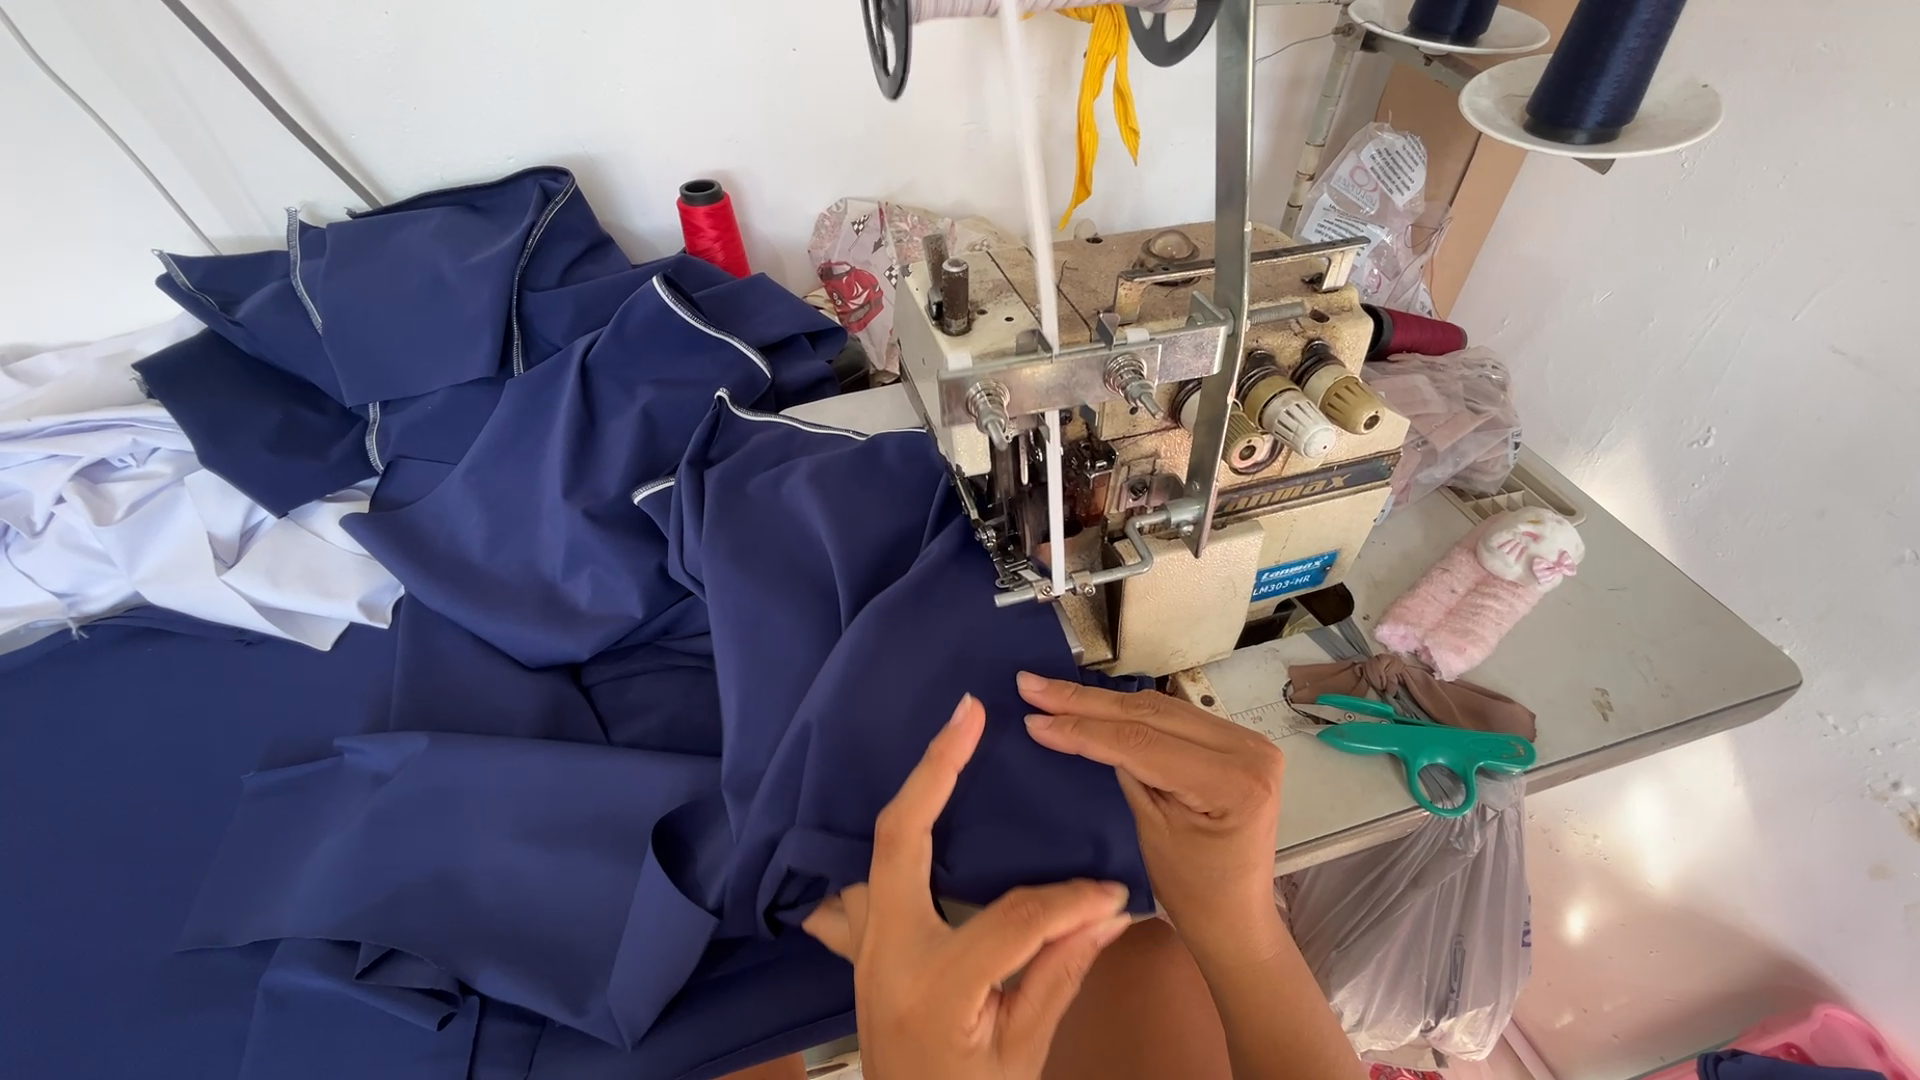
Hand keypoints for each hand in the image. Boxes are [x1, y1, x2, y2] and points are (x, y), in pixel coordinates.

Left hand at [803, 694, 1134, 1079]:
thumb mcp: (1023, 1051)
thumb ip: (1061, 973)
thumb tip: (1110, 908)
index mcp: (932, 984)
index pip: (1013, 918)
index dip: (1069, 901)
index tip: (1110, 892)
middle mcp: (883, 950)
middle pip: (899, 836)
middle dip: (936, 766)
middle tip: (969, 712)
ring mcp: (862, 946)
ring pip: (873, 848)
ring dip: (911, 793)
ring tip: (948, 746)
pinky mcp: (860, 947)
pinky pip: (858, 883)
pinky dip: (882, 845)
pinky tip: (906, 815)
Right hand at [1017, 672, 1285, 961]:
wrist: (1235, 916)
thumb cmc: (1194, 891)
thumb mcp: (1152, 831)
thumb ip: (1127, 772)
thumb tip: (1078, 727)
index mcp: (1232, 781)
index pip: (1141, 743)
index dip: (1082, 730)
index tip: (1034, 719)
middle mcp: (1247, 749)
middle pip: (1149, 715)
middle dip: (1083, 701)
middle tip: (1032, 685)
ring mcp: (1245, 739)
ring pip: (1157, 707)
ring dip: (1100, 699)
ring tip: (1051, 689)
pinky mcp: (1234, 739)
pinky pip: (1171, 716)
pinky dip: (1127, 710)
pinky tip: (1091, 701)